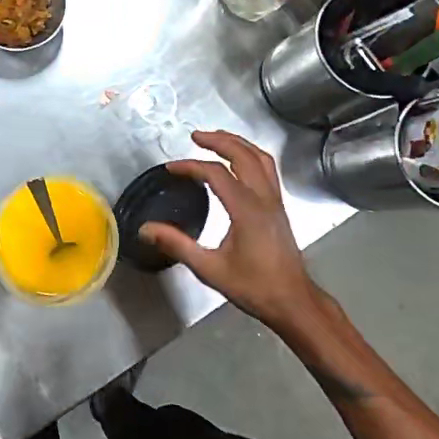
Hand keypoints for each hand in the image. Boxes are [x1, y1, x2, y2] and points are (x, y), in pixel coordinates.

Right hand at [141, 130, 317, 328]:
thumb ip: (177, 245)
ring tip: (217, 139)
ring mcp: (275, 201)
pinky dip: (251, 155)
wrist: (293, 301)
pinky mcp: (280, 207)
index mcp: (246, 209)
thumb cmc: (254, 287)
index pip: (216, 173)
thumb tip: (146, 230)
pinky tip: (239, 161)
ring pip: (260, 158)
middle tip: (195, 137)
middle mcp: (264, 198)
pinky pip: (268, 169)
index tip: (171, 169)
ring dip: (238, 144)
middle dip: (219, 140)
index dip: (191, 166)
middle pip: (243, 155)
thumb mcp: (210, 269)